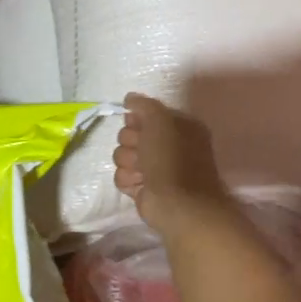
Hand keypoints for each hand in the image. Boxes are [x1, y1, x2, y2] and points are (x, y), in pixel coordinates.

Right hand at [113, 93, 231, 231]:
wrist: (178, 204)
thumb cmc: (173, 160)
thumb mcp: (161, 122)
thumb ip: (144, 105)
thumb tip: (129, 98)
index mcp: (178, 128)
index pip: (144, 115)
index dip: (137, 120)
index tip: (138, 126)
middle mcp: (167, 145)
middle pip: (128, 134)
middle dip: (130, 143)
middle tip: (143, 152)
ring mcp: (154, 167)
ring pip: (122, 155)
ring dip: (128, 163)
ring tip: (142, 173)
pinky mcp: (142, 186)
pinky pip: (121, 175)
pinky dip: (128, 179)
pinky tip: (140, 185)